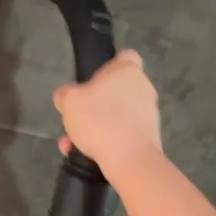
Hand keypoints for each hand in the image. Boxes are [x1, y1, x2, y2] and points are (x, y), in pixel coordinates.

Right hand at [53, 49, 160, 179]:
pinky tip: (85, 155)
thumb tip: (67, 96)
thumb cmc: (99, 120)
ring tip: (74, 144)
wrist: (129, 159)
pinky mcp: (150, 137)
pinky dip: (107, 142)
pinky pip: (123, 134)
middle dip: (96, 104)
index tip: (93, 81)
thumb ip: (66, 94)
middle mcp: (143, 88)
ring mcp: (149, 114)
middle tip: (77, 118)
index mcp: (127, 71)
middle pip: (117, 90)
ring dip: (97, 127)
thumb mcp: (69, 101)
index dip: (109, 66)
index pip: (125, 57)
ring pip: (117, 115)